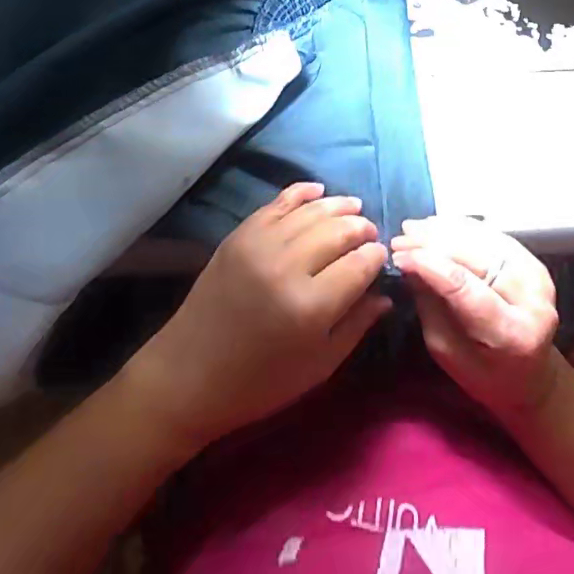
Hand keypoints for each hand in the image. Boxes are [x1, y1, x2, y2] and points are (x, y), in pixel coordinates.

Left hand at [118, 183, 390, 448]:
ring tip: (354, 207)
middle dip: (361, 228)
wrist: (190, 374)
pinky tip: (318, 190)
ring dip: (338, 206)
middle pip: (338, 231)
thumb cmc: (261, 382)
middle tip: (370, 233)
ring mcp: (259, 245)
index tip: (381, 256)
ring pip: (310, 211)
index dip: (376, 257)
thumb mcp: (319, 366)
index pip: (359, 265)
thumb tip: (384, 294)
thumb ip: (356, 326)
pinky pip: (276, 203)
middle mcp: (287, 266)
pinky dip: (300, 193)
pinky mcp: (238, 236)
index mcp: (311, 307)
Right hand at [392, 217, 563, 423]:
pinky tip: (436, 225)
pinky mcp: (533, 262)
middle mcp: (532, 299)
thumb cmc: (484, 375)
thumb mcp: (446, 350)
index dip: (428, 264)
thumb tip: (408, 264)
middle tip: (399, 239)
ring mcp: (536, 276)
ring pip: (483, 240)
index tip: (398, 256)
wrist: (533, 376)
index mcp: (511, 333)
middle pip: (474, 256)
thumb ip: (429, 306)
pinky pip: (493, 235)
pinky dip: (462, 227)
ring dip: (443, 230)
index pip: (464, 286)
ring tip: (412, 228)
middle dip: (431, 243)